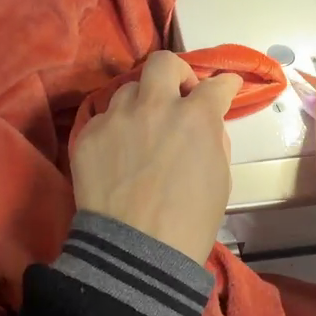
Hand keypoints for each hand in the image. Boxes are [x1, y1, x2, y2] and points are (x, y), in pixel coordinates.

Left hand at [71, 52, 242, 263]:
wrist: (136, 253)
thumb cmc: (190, 222)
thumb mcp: (220, 178)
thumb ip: (213, 138)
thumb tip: (206, 121)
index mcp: (194, 117)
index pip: (215, 85)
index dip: (224, 84)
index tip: (226, 86)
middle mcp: (154, 106)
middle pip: (163, 62)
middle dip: (176, 73)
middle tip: (178, 94)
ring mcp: (116, 118)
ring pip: (129, 90)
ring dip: (142, 104)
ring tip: (143, 131)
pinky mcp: (88, 135)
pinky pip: (104, 119)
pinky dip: (116, 131)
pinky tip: (119, 155)